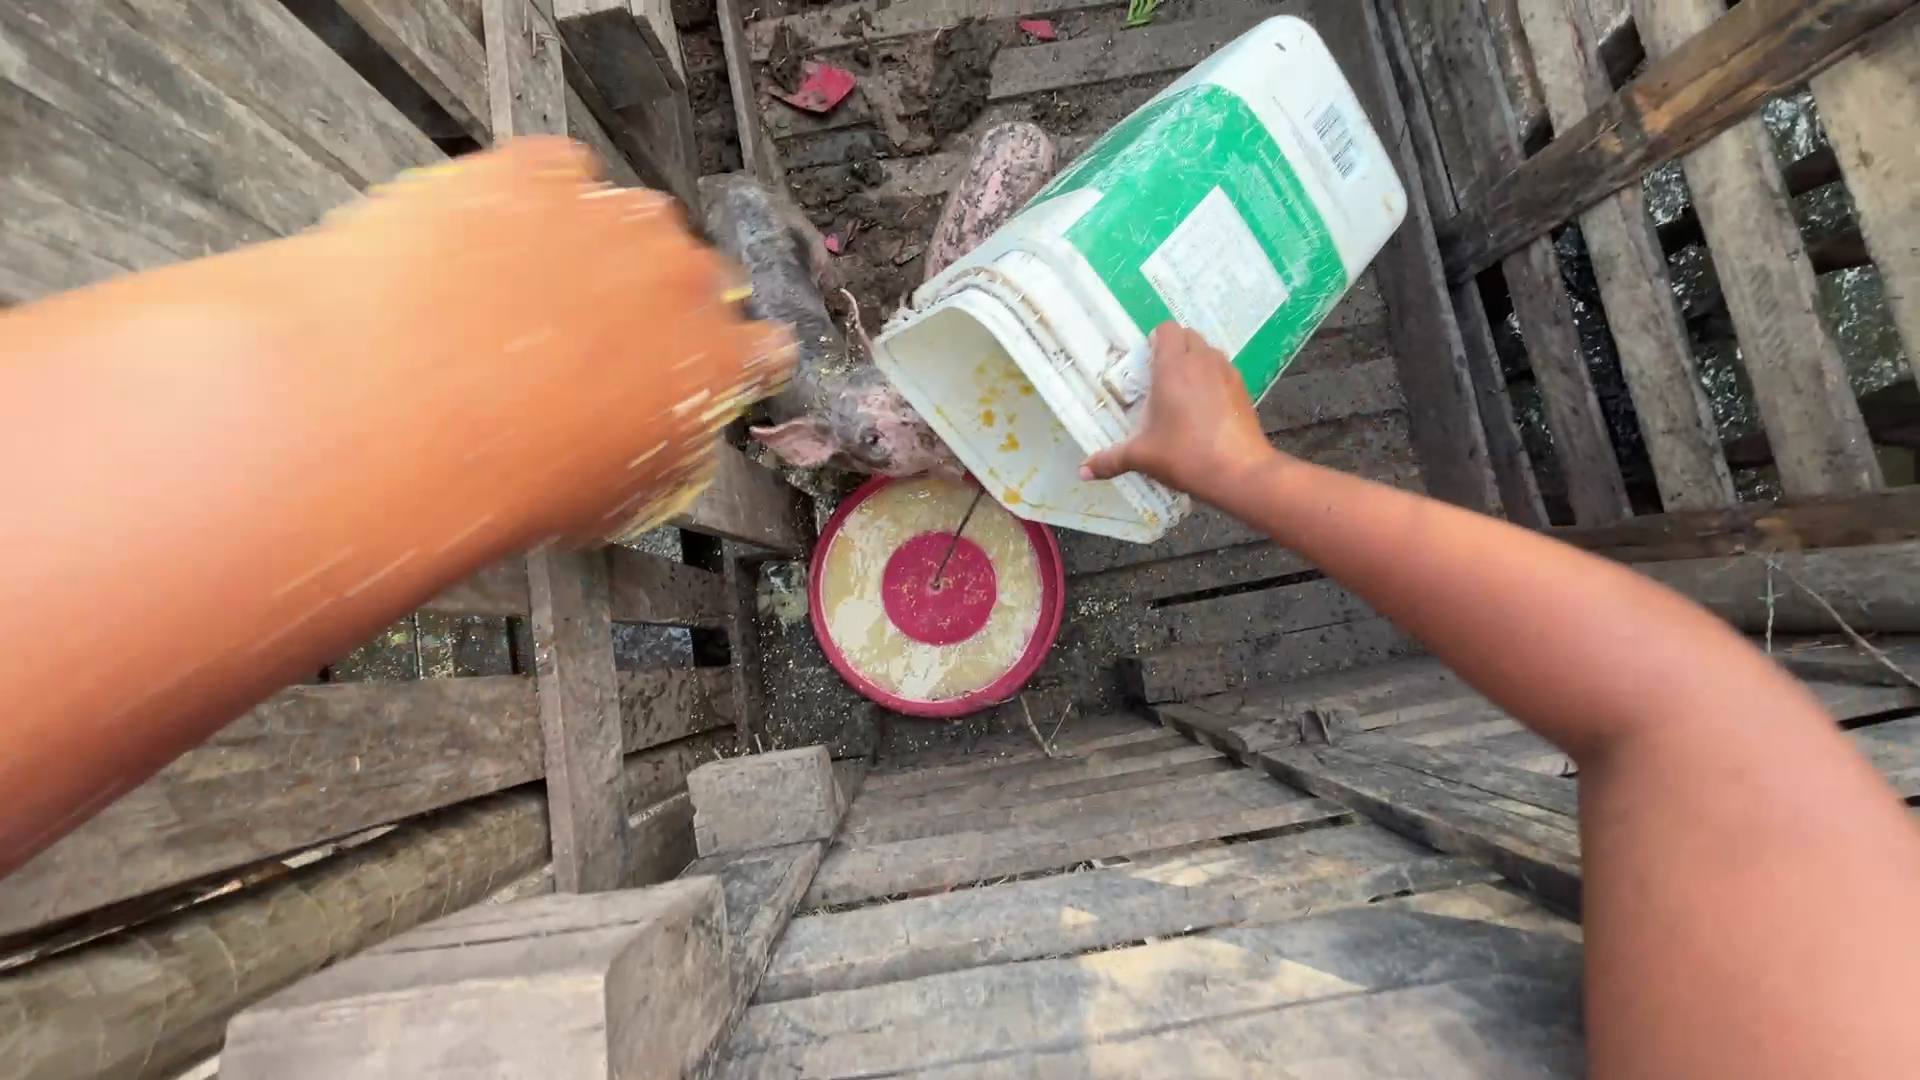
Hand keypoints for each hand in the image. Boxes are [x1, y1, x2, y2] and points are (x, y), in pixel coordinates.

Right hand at [1080, 323, 1279, 502]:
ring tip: (1182, 389)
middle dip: (1174, 347)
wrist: (1239, 472)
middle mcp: (1202, 362)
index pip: (1167, 329)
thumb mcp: (1142, 457)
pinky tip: (1204, 406)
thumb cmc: (1185, 455)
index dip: (1155, 339)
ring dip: (1195, 360)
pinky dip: (1212, 378)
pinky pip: (1224, 370)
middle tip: (1159, 375)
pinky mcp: (1243, 390)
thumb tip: (1083, 472)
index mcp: (1173, 368)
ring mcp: (1227, 373)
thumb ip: (1110, 460)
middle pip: (1188, 335)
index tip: (1145, 359)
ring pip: (1209, 351)